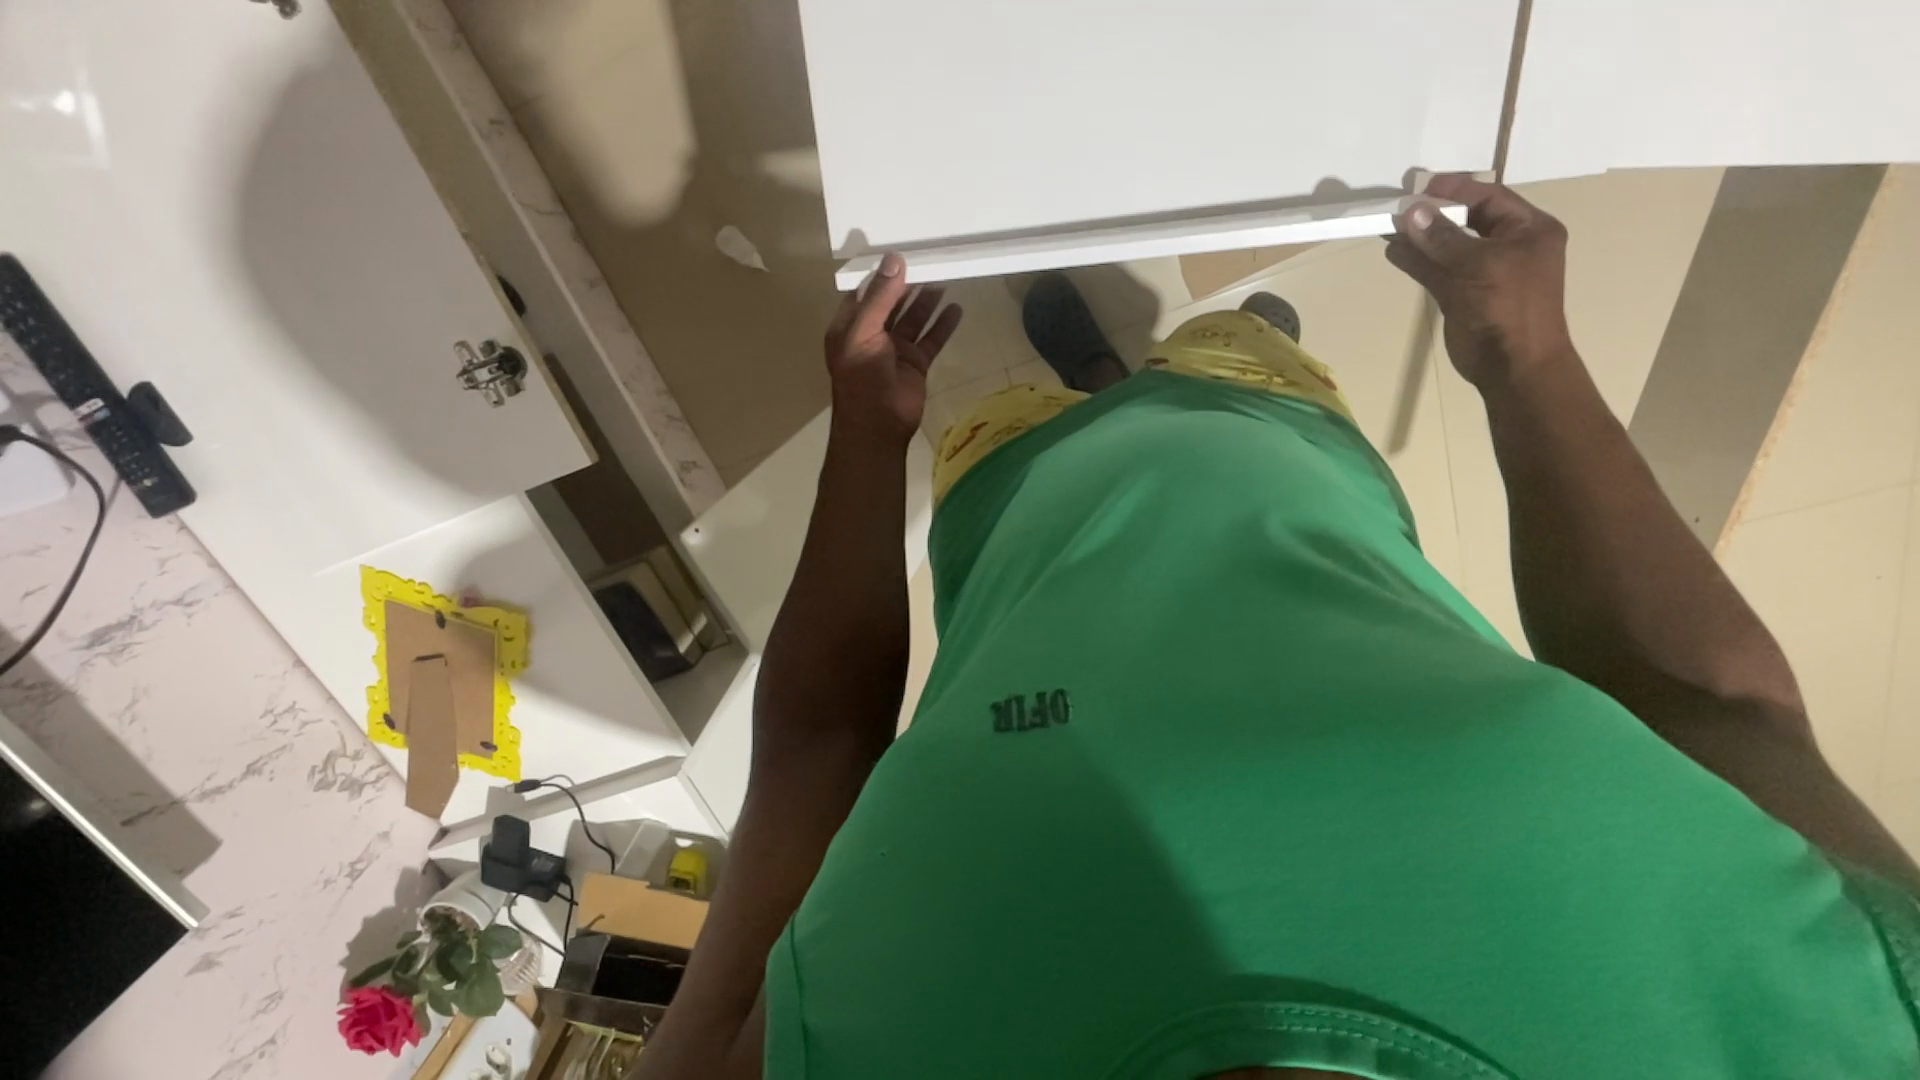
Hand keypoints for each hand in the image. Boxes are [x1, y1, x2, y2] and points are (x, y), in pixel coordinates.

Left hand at [823, 253, 963, 445]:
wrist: (878, 426)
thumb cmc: (862, 377)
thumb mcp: (863, 331)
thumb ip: (880, 296)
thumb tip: (895, 259)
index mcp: (850, 326)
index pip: (864, 291)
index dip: (880, 272)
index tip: (900, 249)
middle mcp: (872, 335)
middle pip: (892, 301)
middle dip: (908, 282)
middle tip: (930, 258)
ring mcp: (895, 350)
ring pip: (914, 318)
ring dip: (927, 300)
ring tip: (946, 275)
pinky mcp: (915, 363)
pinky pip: (931, 339)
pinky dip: (943, 325)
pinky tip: (956, 309)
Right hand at [1385, 174, 1577, 388]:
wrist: (1513, 364)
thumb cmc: (1509, 308)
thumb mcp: (1480, 265)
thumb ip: (1444, 239)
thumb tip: (1412, 212)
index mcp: (1528, 230)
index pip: (1490, 198)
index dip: (1456, 190)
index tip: (1421, 188)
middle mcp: (1507, 246)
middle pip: (1466, 220)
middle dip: (1434, 214)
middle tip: (1400, 207)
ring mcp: (1482, 272)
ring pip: (1446, 246)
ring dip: (1419, 237)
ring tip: (1388, 227)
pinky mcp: (1461, 294)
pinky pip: (1436, 271)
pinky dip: (1416, 261)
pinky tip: (1394, 251)